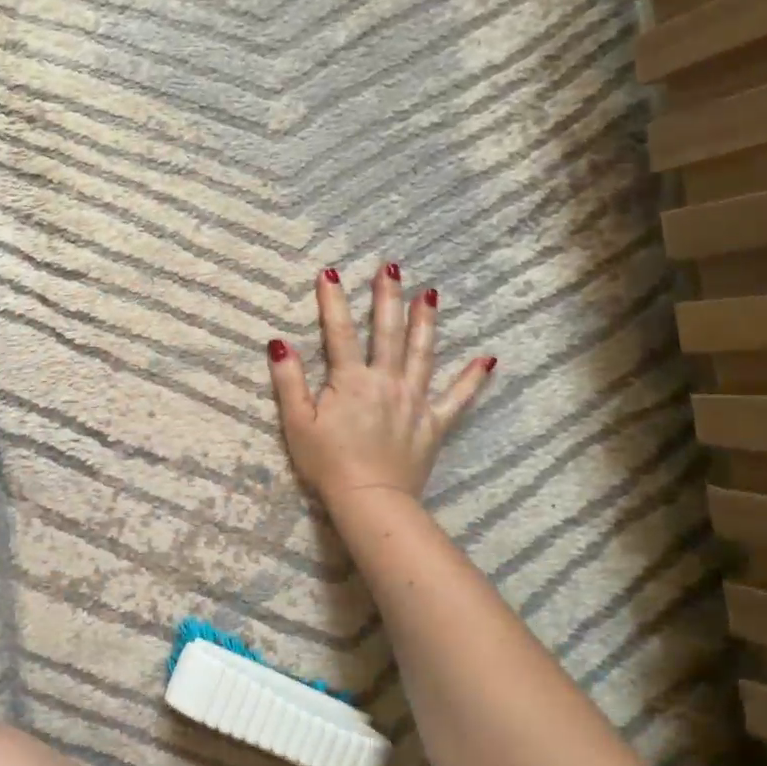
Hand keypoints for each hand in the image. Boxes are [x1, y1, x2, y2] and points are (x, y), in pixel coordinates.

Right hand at [267, 263, 494, 507]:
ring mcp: (414, 400)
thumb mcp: (296, 421)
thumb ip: (289, 381)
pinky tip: (488, 359)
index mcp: (350, 381)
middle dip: (387, 298)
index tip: (329, 273)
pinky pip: (458, 397)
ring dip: (425, 322)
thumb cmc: (326, 461)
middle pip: (388, 332)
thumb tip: (278, 343)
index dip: (333, 301)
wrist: (370, 497)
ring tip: (429, 294)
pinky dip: (473, 377)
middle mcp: (386, 382)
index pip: (338, 332)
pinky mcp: (433, 423)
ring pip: (423, 353)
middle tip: (391, 267)